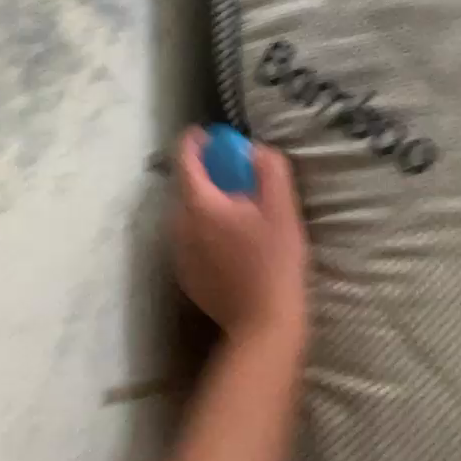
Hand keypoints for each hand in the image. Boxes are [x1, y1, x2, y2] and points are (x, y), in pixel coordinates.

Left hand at [172, 127, 307, 343]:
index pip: (184, 155)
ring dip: (209, 203)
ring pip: (189, 212)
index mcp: (198, 203)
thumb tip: (254, 149)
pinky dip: (207, 230)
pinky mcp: (184, 274)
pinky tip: (234, 244)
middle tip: (241, 178)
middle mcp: (178, 224)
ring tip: (241, 213)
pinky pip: (191, 238)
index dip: (197, 140)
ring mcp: (178, 252)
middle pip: (187, 184)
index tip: (214, 136)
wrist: (263, 325)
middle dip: (210, 174)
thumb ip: (269, 166)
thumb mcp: (282, 208)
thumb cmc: (275, 262)